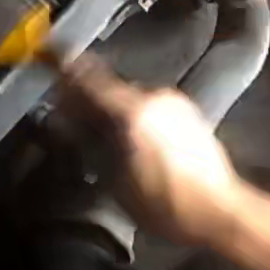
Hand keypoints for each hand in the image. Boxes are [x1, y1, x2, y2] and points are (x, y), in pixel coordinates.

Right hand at [52, 53, 250, 247]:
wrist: (224, 215)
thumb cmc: (166, 203)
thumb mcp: (113, 177)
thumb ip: (88, 139)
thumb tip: (70, 119)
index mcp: (133, 111)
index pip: (87, 79)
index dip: (63, 67)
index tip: (45, 54)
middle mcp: (154, 98)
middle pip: (107, 86)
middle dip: (85, 96)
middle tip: (68, 111)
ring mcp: (175, 104)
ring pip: (128, 97)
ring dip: (110, 108)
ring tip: (99, 131)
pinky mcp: (189, 115)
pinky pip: (148, 106)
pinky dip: (132, 114)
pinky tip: (129, 137)